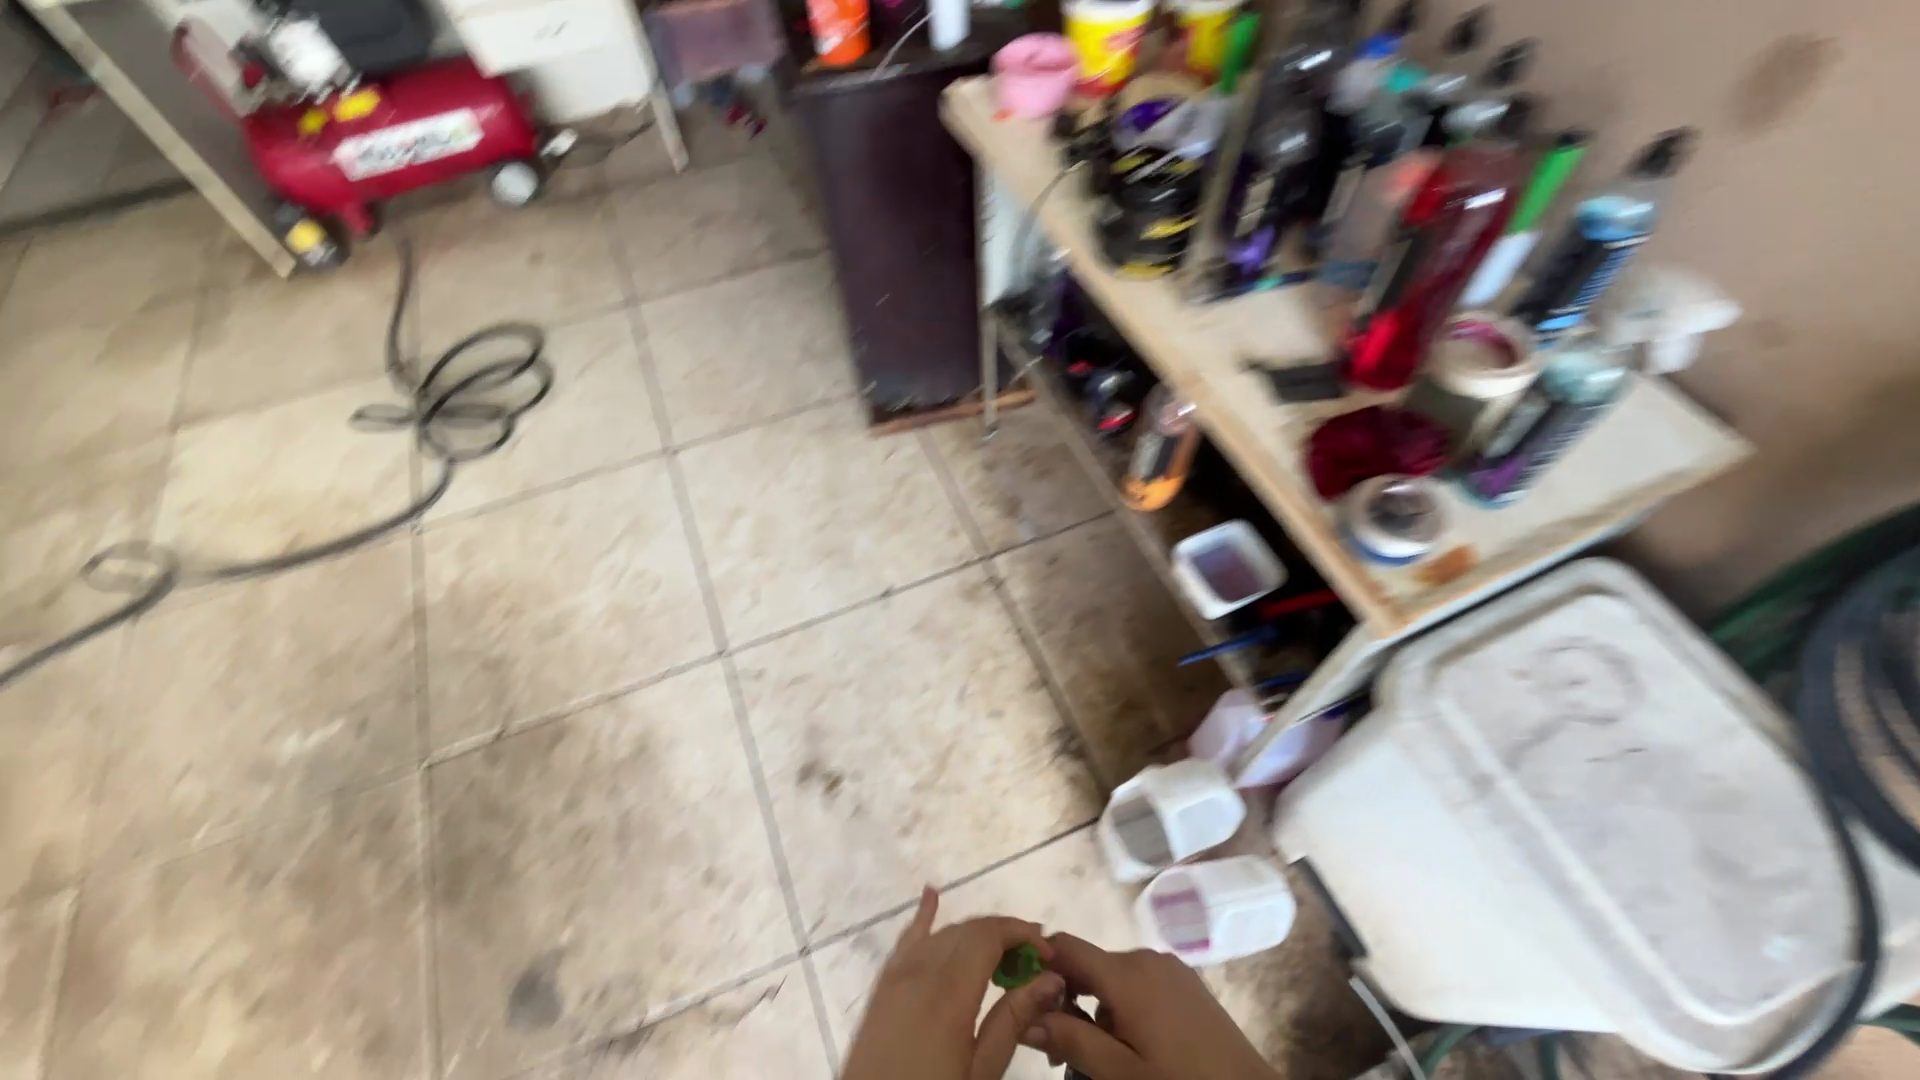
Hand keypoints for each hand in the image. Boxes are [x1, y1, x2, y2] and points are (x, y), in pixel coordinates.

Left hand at [842, 887, 1065, 1079]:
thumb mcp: (980, 1073)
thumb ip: (1013, 1021)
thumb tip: (1050, 978)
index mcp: (949, 993)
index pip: (989, 936)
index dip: (1022, 934)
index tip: (1049, 950)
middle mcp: (920, 972)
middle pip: (967, 930)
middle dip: (1004, 932)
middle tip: (1035, 954)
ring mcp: (896, 977)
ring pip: (942, 933)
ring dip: (975, 932)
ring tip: (1005, 946)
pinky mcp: (882, 988)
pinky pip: (906, 941)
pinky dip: (923, 917)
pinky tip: (931, 895)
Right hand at [1023, 933, 1276, 1079]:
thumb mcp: (1120, 1074)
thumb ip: (1070, 1040)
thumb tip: (1023, 1016)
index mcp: (1126, 973)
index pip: (1066, 946)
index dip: (1038, 962)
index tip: (1021, 995)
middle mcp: (1145, 958)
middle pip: (1088, 966)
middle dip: (1066, 1000)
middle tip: (1058, 1053)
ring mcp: (1169, 968)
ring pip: (1112, 978)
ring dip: (1094, 1009)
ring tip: (1096, 1058)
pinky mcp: (1185, 983)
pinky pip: (1138, 984)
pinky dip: (1121, 1007)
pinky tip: (1129, 1047)